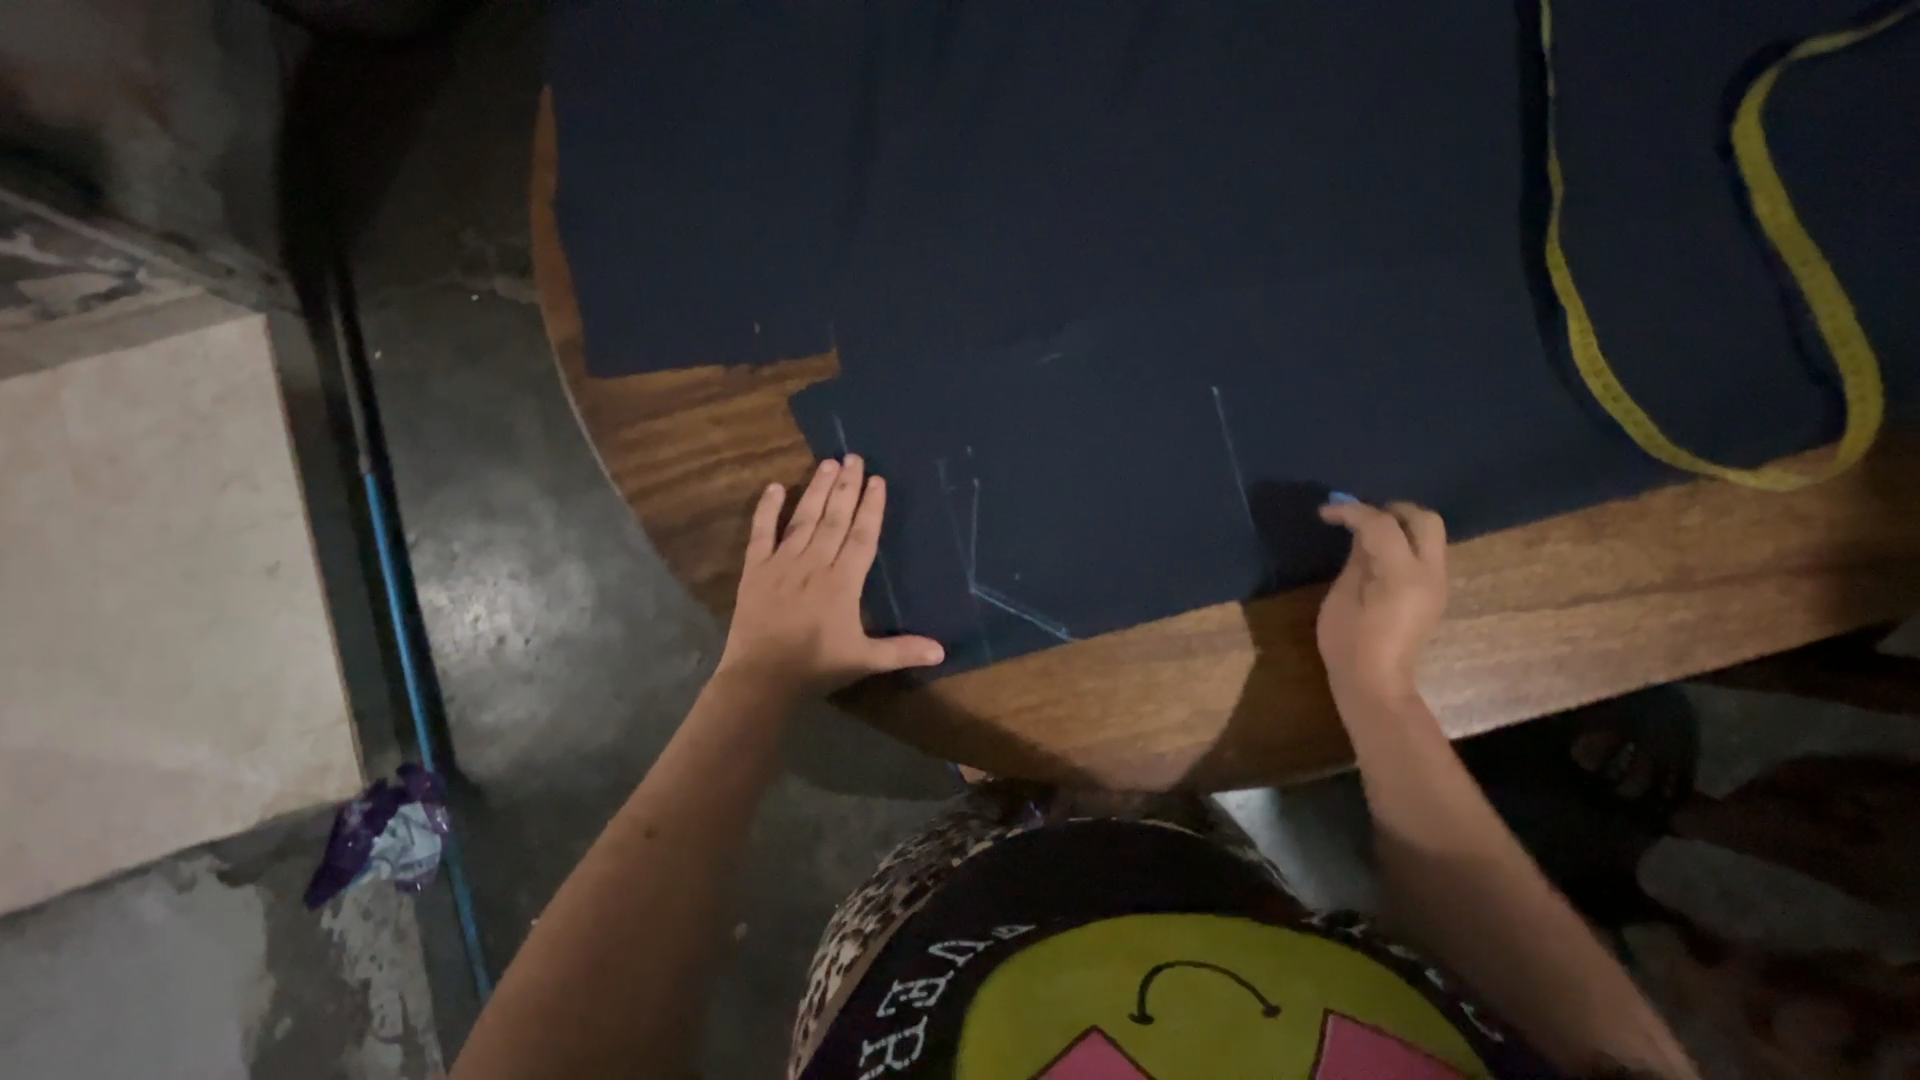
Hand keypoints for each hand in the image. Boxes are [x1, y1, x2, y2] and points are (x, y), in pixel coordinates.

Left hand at [715, 455, 944, 697]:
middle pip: (834, 518)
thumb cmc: (816, 668)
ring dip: (816, 490)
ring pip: (803, 519)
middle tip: (853, 457)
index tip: (876, 480)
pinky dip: (768, 510)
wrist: (762, 679)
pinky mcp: (755, 570)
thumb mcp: (864, 661)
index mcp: (842, 582)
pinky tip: (775, 488)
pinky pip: (761, 533)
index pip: (861, 536)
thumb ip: (902, 650)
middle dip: (846, 487)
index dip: (871, 508)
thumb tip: (942, 651)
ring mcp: (782, 564)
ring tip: (827, 463)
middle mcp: (814, 564)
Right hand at [1316, 499, 1447, 702]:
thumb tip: (1359, 534)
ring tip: (1365, 531)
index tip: (1326, 512)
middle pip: (1424, 519)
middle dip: (1391, 509)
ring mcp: (1438, 584)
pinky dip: (1405, 542)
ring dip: (1400, 524)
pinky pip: (1426, 553)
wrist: (1375, 683)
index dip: (1352, 511)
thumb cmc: (1349, 643)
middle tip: (1358, 515)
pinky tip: (1377, 553)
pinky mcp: (1435, 593)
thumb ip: (1357, 559)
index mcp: (1402, 575)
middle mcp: (1430, 573)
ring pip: (1430, 534)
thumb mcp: (1342, 596)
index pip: (1382, 524)